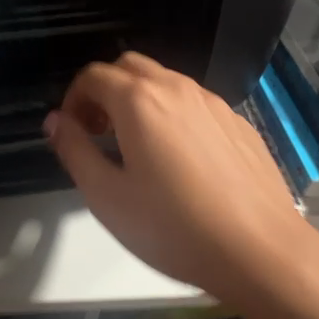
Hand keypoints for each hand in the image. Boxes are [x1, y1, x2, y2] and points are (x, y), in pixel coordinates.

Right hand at [44, 52, 318, 305]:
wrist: (262, 251)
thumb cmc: (174, 228)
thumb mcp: (107, 197)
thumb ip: (74, 151)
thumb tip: (55, 121)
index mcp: (138, 100)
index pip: (92, 76)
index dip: (73, 99)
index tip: (72, 132)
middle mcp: (175, 88)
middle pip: (128, 67)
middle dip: (105, 90)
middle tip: (99, 132)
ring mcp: (211, 102)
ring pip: (164, 81)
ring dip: (139, 101)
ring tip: (137, 148)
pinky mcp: (237, 122)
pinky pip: (194, 103)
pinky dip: (173, 115)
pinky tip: (181, 162)